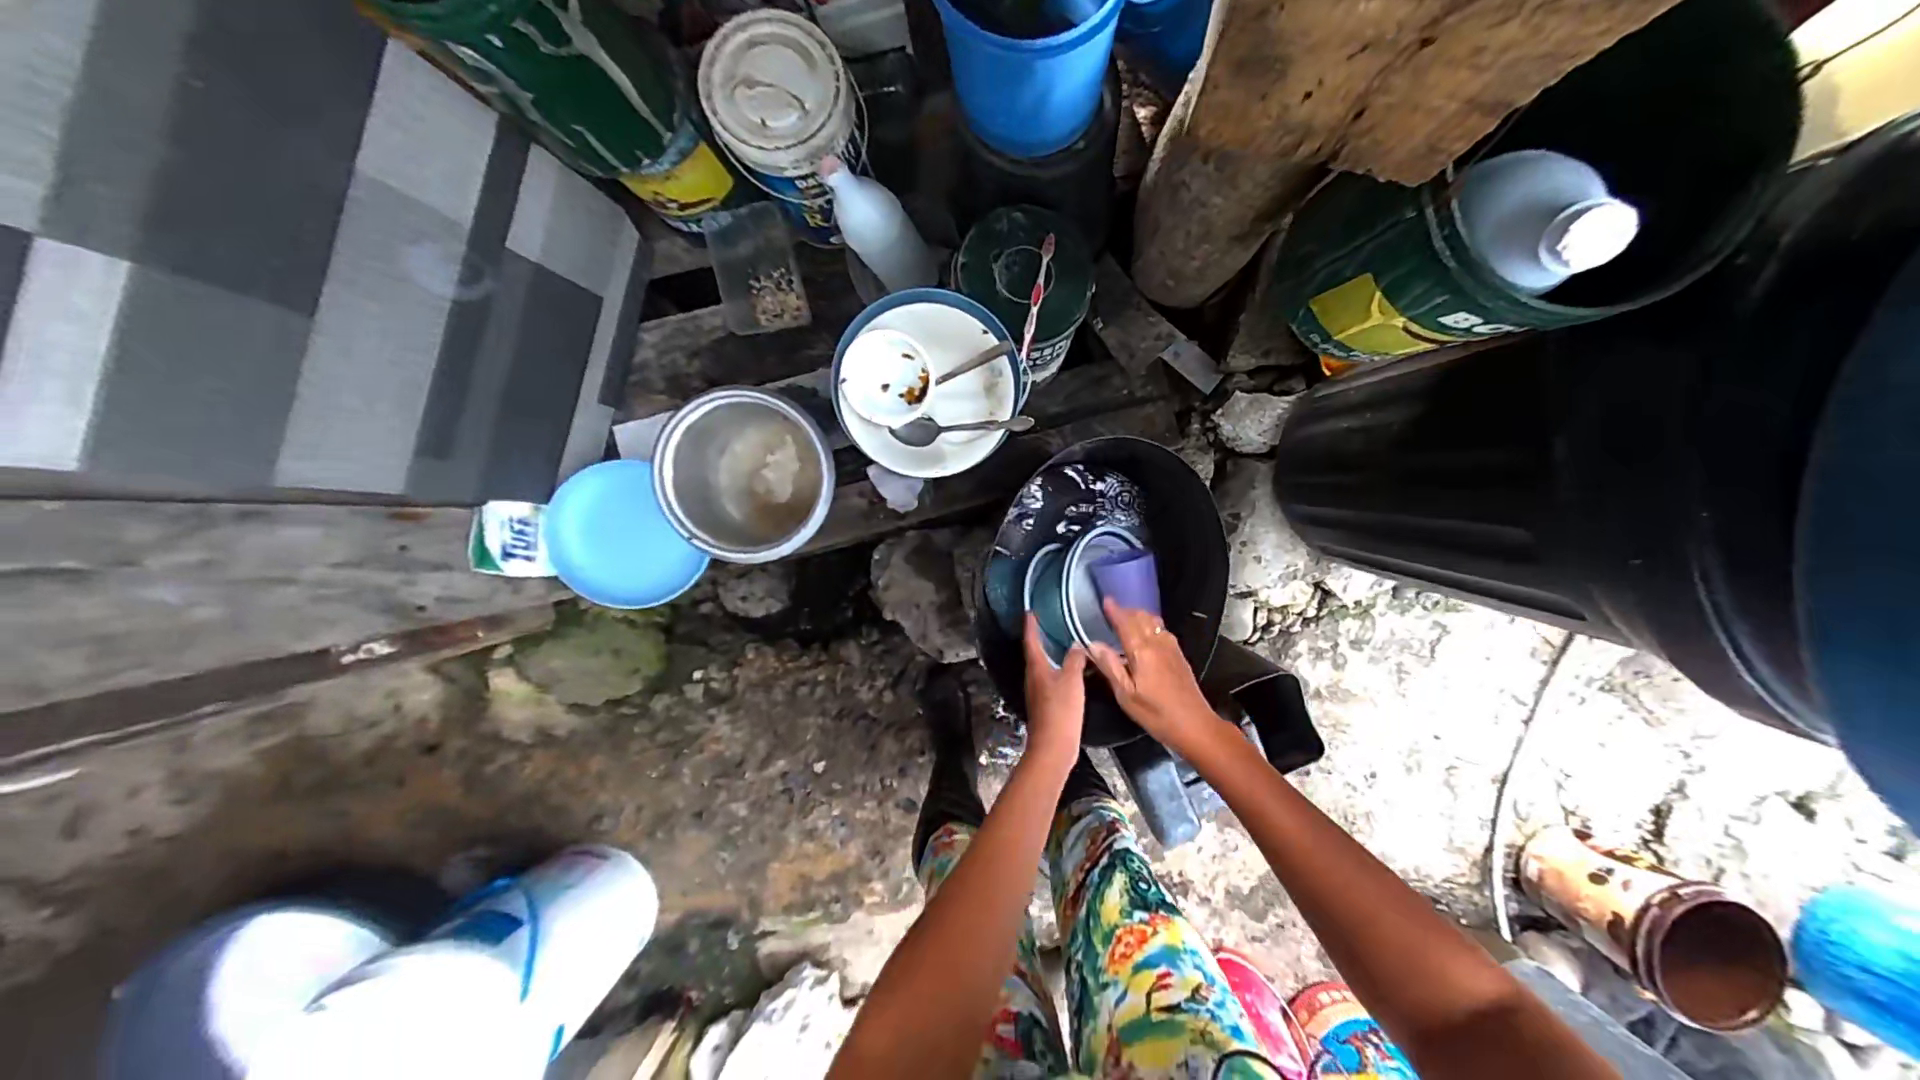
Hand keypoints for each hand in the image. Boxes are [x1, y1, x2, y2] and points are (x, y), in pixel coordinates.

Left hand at [1022, 614, 1085, 761]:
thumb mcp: (1071, 681)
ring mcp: (1037, 691)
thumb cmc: (1060, 710)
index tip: (1030, 611)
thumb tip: (1076, 644)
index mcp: (1036, 668)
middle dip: (1040, 637)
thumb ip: (1074, 659)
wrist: (1053, 746)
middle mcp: (1033, 677)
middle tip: (1050, 622)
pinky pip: (1050, 678)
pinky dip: (1057, 668)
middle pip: (1034, 652)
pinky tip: (1069, 669)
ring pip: (1042, 666)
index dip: (1030, 626)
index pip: (1031, 641)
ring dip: (1049, 653)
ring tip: (1062, 641)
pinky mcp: (1045, 703)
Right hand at [1088, 600, 1216, 752]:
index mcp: (1142, 651)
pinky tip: (1145, 635)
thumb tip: (1093, 644)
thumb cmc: (1157, 714)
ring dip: (1139, 616)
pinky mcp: (1179, 656)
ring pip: (1153, 622)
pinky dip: (1150, 625)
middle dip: (1126, 611)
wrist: (1195, 725)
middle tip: (1112, 611)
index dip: (1114, 610)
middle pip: (1141, 617)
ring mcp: (1172, 648)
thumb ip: (1109, 666)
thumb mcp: (1126, 695)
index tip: (1105, 600)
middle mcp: (1158, 644)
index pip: (1125, 622)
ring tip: (1126, 619)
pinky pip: (1162, 630)